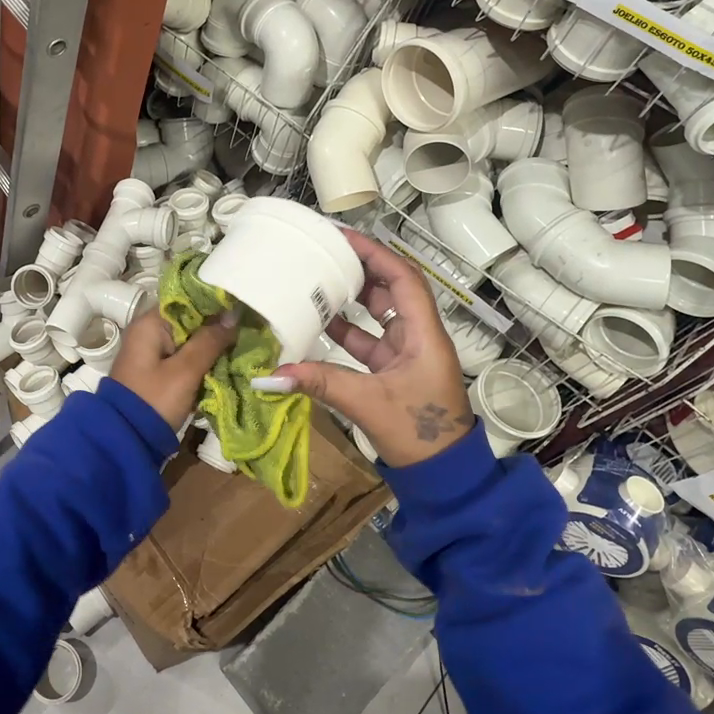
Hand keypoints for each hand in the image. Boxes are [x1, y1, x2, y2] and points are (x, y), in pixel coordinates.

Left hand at [109, 309, 239, 429]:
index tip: (241, 308)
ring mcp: (152, 352)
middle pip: (190, 320)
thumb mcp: (185, 371)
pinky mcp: (157, 371)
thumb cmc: (154, 399)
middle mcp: (148, 331)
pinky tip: (223, 365)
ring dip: (211, 346)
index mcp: (150, 323)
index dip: (214, 303)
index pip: (186, 300)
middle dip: (216, 327)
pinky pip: (184, 358)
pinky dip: (201, 361)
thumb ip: (209, 341)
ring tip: (241, 346)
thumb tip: (232, 315)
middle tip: (247, 330)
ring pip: (189, 341)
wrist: (125, 439)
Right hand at [252, 228, 472, 466]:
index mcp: (424, 334)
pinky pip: (369, 339)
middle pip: (391, 289)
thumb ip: (319, 382)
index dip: (375, 254)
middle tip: (325, 253)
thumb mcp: (367, 403)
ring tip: (318, 280)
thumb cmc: (418, 432)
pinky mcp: (395, 370)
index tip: (342, 237)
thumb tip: (270, 373)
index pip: (403, 278)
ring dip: (352, 298)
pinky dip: (347, 330)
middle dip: (361, 269)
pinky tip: (318, 322)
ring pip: (379, 314)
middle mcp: (418, 336)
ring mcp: (407, 353)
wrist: (443, 476)